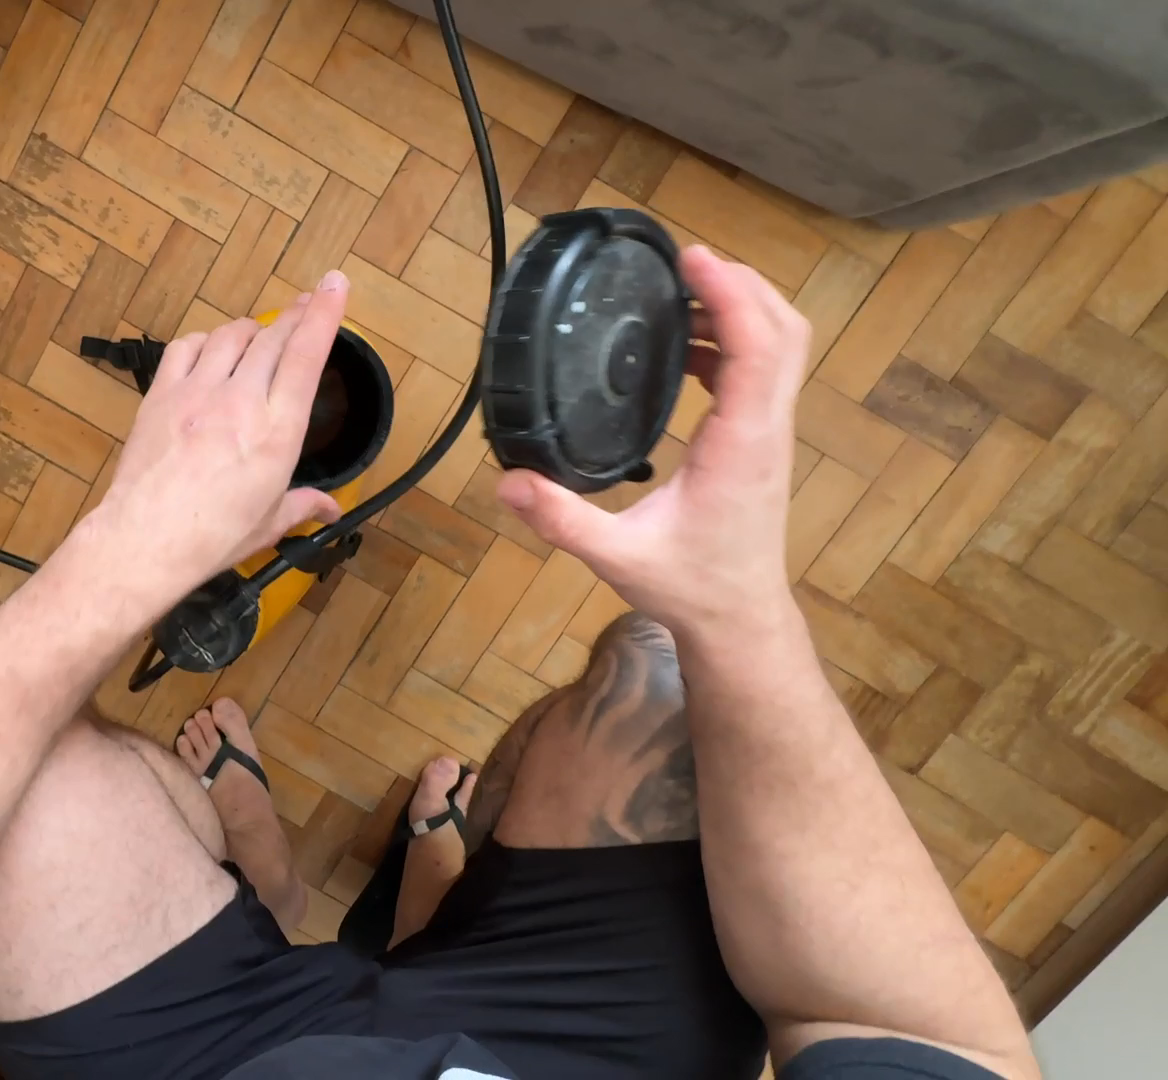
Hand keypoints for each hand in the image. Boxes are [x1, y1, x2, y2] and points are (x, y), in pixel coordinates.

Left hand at [93, 270, 350, 595]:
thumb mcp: (267, 524)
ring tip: (259, 335)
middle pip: (272, 338)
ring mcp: (197, 393)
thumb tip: (329, 509)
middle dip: (293, 314)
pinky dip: (204, 341)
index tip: (333, 285)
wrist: (146, 538)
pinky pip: (186, 347)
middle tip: (304, 304)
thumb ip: (302, 506)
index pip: (307, 356)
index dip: (323, 314)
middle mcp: (241, 402)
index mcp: (277, 432)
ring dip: (250, 330)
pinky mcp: (162, 395)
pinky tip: (209, 351)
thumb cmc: (210, 537)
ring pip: (230, 336)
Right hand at [497, 246, 808, 639]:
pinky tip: (683, 354)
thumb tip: (506, 481)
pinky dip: (731, 345)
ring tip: (681, 296)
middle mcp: (765, 430)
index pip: (757, 348)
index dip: (731, 294)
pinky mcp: (758, 445)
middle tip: (684, 265)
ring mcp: (768, 437)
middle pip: (784, 332)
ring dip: (741, 311)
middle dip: (743, 287)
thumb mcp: (615, 555)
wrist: (737, 618)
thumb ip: (560, 519)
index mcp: (740, 445)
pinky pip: (759, 375)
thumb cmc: (687, 586)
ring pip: (779, 351)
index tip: (692, 259)